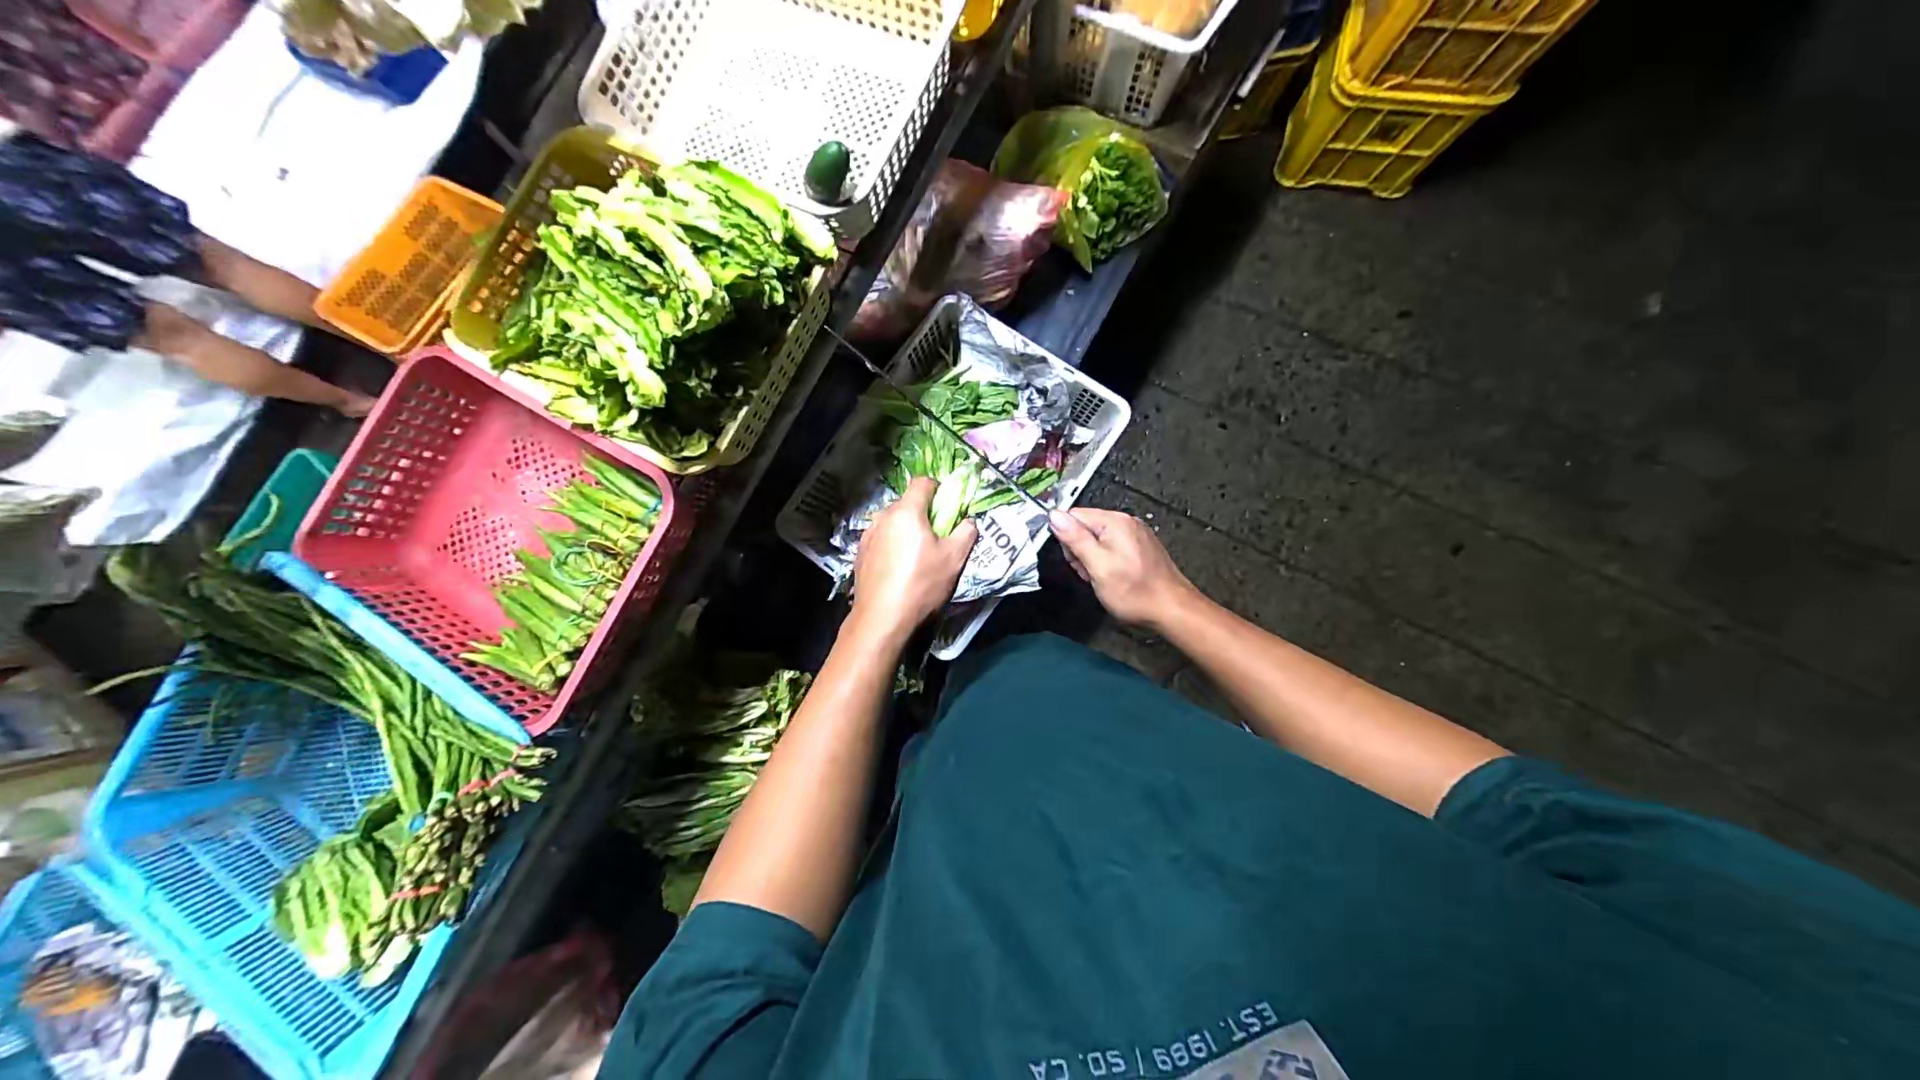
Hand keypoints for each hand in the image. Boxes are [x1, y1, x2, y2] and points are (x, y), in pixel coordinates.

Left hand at [850, 477, 977, 644]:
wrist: (881, 618)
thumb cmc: (921, 584)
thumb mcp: (954, 559)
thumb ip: (966, 533)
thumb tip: (968, 521)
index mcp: (906, 511)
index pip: (923, 482)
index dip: (938, 489)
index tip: (947, 508)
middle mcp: (883, 517)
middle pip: (907, 504)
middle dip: (922, 514)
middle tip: (936, 537)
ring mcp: (868, 535)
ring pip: (892, 522)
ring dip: (905, 531)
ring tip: (916, 556)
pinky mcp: (860, 553)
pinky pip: (881, 540)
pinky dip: (891, 546)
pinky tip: (898, 569)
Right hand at [1049, 508, 1202, 633]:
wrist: (1171, 609)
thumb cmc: (1135, 592)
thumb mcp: (1098, 566)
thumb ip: (1075, 539)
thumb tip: (1054, 515)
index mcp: (1115, 521)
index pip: (1074, 516)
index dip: (1068, 539)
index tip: (1078, 561)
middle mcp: (1126, 522)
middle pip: (1085, 527)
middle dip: (1081, 551)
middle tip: (1091, 573)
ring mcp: (1135, 534)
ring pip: (1097, 539)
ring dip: (1093, 559)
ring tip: (1104, 578)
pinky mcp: (1140, 547)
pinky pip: (1112, 547)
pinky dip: (1107, 562)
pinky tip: (1114, 577)